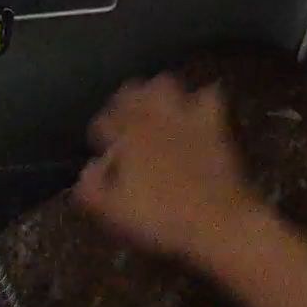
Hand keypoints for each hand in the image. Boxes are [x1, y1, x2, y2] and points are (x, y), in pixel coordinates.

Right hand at [75, 73, 260, 258]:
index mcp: (125, 134)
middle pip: (130, 90)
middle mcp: (151, 116)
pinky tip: (199, 107)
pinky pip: (209, 95)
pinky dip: (203, 98)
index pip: (102, 121)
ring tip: (157, 105)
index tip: (99, 146)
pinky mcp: (213, 124)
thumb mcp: (112, 211)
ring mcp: (184, 115)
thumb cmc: (160, 218)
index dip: (99, 133)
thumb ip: (90, 185)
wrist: (218, 223)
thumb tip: (88, 167)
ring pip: (165, 83)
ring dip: (158, 91)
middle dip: (124, 100)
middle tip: (125, 118)